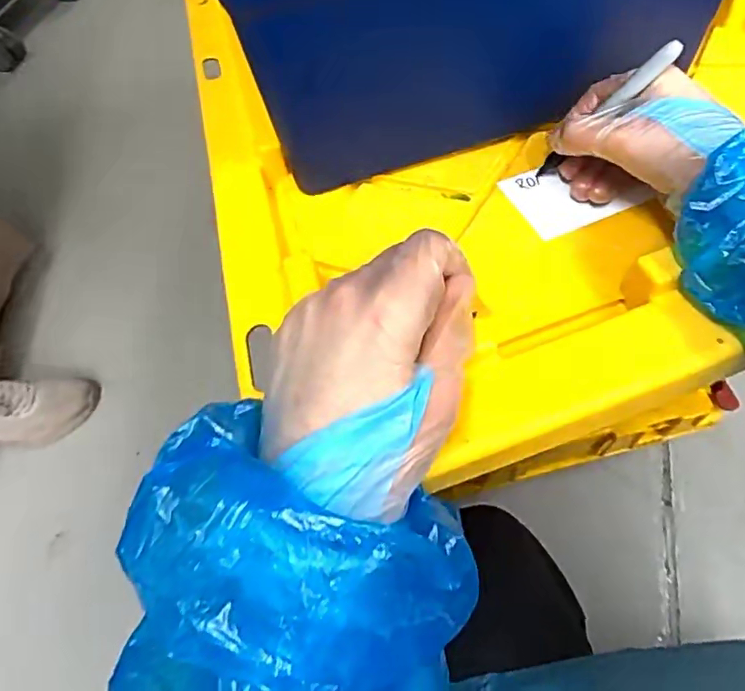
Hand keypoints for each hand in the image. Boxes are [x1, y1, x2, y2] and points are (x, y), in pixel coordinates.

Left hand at [259, 229, 474, 521]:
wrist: (305, 500)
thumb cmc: (382, 455)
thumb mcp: (443, 395)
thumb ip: (455, 324)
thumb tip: (455, 285)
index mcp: (382, 309)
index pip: (429, 244)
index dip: (453, 267)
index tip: (451, 307)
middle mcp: (340, 296)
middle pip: (400, 256)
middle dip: (423, 286)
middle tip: (421, 344)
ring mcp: (308, 309)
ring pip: (369, 276)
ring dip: (389, 300)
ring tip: (384, 361)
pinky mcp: (288, 327)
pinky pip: (338, 299)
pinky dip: (357, 315)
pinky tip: (352, 365)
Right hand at [548, 67, 744, 205]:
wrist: (720, 183)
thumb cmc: (678, 146)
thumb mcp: (617, 135)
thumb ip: (578, 134)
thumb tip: (556, 138)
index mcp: (651, 81)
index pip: (600, 96)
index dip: (576, 121)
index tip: (562, 142)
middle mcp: (660, 104)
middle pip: (607, 127)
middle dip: (583, 154)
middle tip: (568, 171)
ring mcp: (668, 134)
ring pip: (619, 150)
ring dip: (594, 171)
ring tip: (583, 188)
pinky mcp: (672, 161)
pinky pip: (634, 166)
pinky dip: (613, 179)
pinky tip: (600, 192)